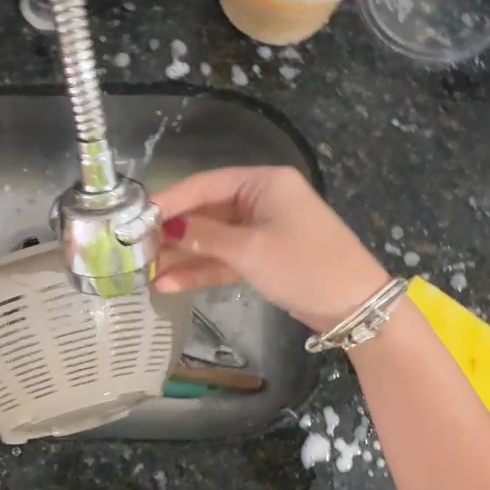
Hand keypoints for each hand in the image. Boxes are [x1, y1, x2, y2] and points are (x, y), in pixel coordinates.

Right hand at [151, 166, 389, 330]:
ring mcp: (261, 230)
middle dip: (171, 232)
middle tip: (134, 249)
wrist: (354, 305)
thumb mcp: (251, 249)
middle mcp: (260, 201)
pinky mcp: (262, 258)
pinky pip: (223, 259)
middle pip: (205, 211)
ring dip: (181, 256)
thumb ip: (205, 237)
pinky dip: (200, 270)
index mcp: (263, 183)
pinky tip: (170, 284)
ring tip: (145, 272)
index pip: (205, 185)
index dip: (170, 200)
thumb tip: (167, 228)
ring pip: (211, 239)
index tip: (134, 217)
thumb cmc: (304, 265)